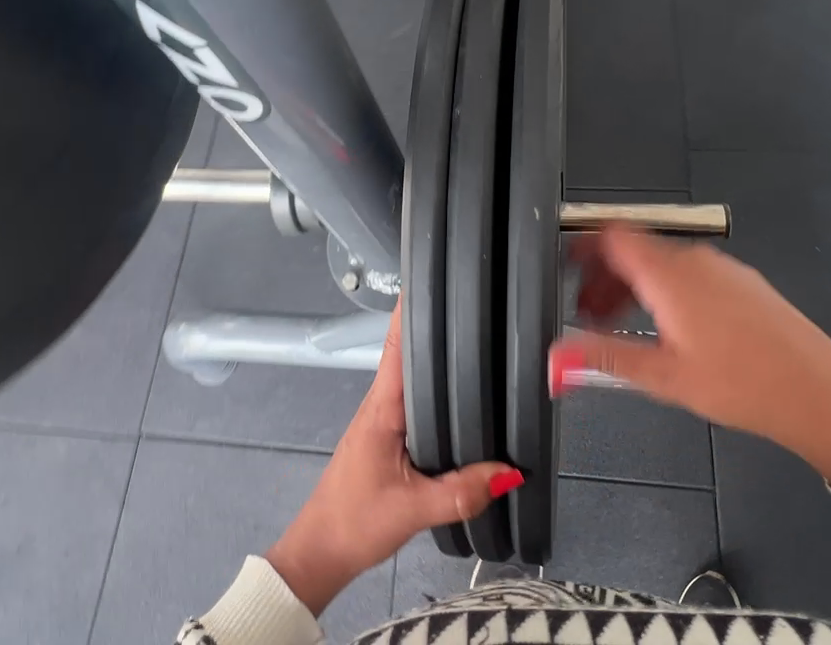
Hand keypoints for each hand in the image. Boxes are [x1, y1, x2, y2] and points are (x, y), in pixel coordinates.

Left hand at [266, 302, 521, 615]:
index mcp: (382, 408)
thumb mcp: (412, 511)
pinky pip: (416, 400)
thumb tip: (510, 472)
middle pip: (410, 353)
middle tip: (477, 305)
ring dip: (439, 358)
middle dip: (438, 327)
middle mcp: (381, 404)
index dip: (413, 310)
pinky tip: (463, 394)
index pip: (399, 346)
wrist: (320, 552)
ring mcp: (382, 418)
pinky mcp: (387, 436)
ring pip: (414, 377)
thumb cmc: (355, 523)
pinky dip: (438, 389)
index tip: (435, 279)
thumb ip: (461, 492)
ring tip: (478, 338)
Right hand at [553, 227, 830, 494]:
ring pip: (662, 262)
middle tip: (588, 313)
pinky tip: (668, 329)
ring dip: (634, 286)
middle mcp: (696, 261)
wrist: (820, 394)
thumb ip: (602, 358)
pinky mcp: (742, 283)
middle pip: (634, 250)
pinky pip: (689, 273)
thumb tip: (555, 358)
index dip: (583, 247)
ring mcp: (723, 269)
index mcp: (670, 274)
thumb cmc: (747, 384)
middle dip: (604, 277)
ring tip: (624, 326)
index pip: (612, 236)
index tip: (567, 269)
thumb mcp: (662, 375)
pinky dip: (665, 290)